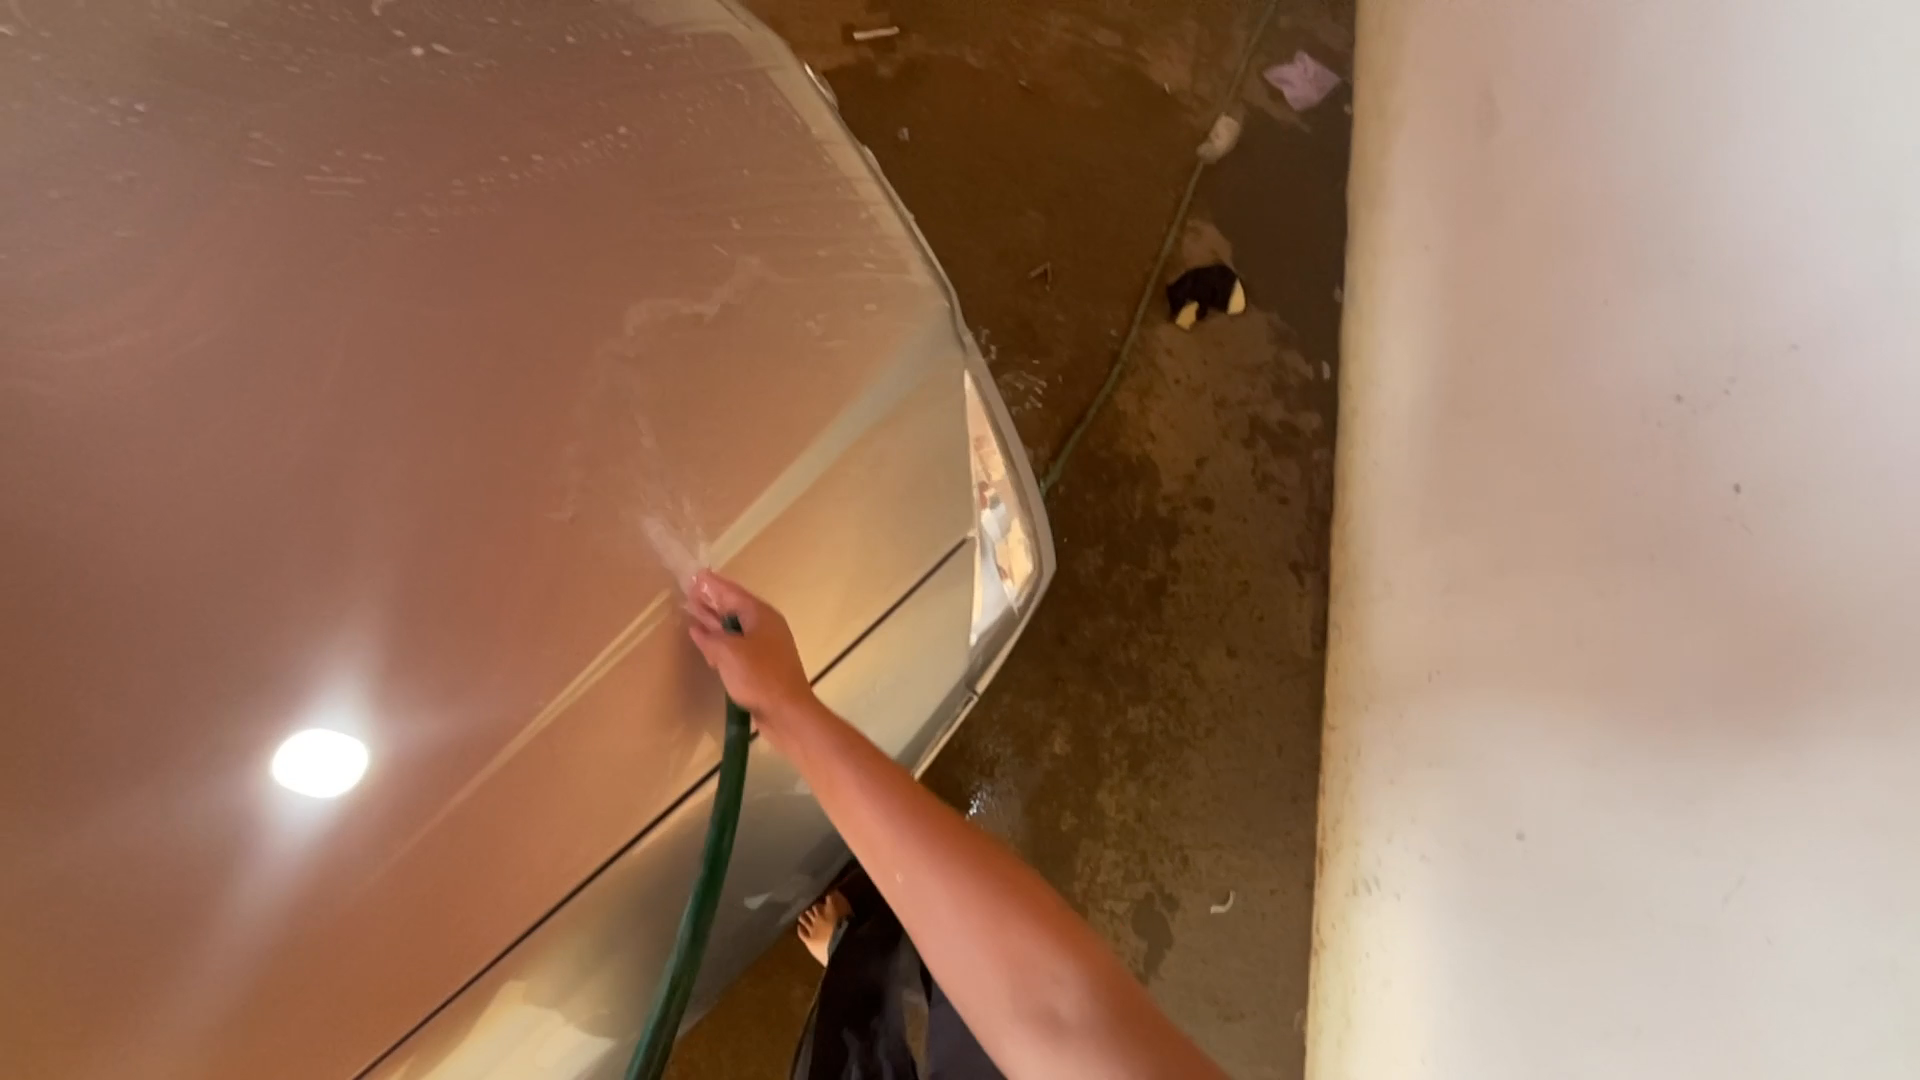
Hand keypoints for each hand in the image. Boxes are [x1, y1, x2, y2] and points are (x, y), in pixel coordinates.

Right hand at [684, 570, 814, 719]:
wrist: (787, 710)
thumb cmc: (759, 676)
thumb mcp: (728, 653)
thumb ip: (711, 638)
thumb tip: (698, 629)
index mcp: (760, 615)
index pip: (732, 593)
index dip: (713, 585)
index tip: (697, 574)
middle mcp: (764, 626)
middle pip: (734, 608)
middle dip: (712, 600)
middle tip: (689, 590)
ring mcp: (764, 645)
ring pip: (734, 627)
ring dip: (713, 620)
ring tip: (691, 610)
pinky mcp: (761, 664)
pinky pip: (736, 645)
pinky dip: (720, 640)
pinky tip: (704, 640)